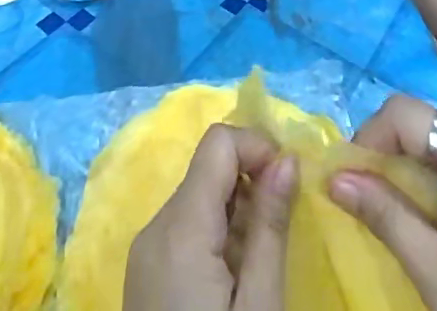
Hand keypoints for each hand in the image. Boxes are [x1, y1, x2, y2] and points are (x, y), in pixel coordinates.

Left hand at [124, 123, 298, 310]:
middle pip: (211, 165)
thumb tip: (288, 157)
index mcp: (180, 228)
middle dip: (253, 180)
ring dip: (241, 207)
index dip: (259, 148)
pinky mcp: (148, 268)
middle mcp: (156, 226)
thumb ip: (270, 224)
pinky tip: (236, 274)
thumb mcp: (259, 302)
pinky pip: (191, 222)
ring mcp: (147, 248)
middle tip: (281, 226)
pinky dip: (221, 229)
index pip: (219, 141)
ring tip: (259, 260)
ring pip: (203, 192)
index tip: (288, 185)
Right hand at [329, 95, 436, 310]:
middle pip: (424, 127)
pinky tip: (423, 229)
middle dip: (383, 158)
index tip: (343, 185)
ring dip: (405, 177)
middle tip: (356, 207)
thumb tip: (335, 178)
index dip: (367, 139)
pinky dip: (432, 191)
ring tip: (384, 222)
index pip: (407, 113)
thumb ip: (389, 219)